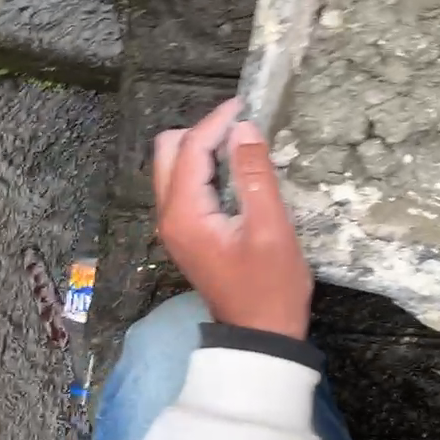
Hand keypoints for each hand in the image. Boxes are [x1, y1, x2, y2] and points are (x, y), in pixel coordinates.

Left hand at [153, 99, 312, 339]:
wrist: (260, 335)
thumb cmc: (271, 286)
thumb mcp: (271, 229)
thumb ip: (255, 176)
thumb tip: (244, 128)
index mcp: (184, 213)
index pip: (190, 149)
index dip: (216, 121)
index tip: (245, 104)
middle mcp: (169, 216)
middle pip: (168, 151)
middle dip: (201, 131)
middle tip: (240, 125)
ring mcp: (174, 226)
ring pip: (172, 167)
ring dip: (200, 147)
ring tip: (239, 142)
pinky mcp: (186, 232)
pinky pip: (182, 184)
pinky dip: (202, 167)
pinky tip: (232, 168)